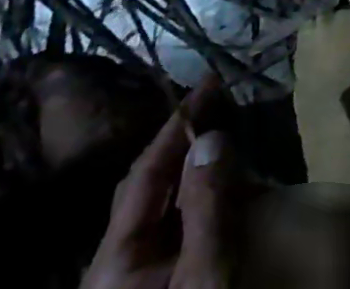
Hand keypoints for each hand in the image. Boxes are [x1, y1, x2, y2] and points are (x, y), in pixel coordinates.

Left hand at [82, 79, 234, 288]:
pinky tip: (234, 192)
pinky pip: (187, 230)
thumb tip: (211, 138)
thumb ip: (207, 206)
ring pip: (173, 206)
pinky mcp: (168, 284)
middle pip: (156, 186)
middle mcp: (121, 264)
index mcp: (115, 262)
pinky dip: (211, 203)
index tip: (211, 82)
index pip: (146, 174)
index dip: (178, 124)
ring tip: (233, 140)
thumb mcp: (206, 277)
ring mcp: (143, 277)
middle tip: (225, 102)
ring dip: (205, 171)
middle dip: (192, 144)